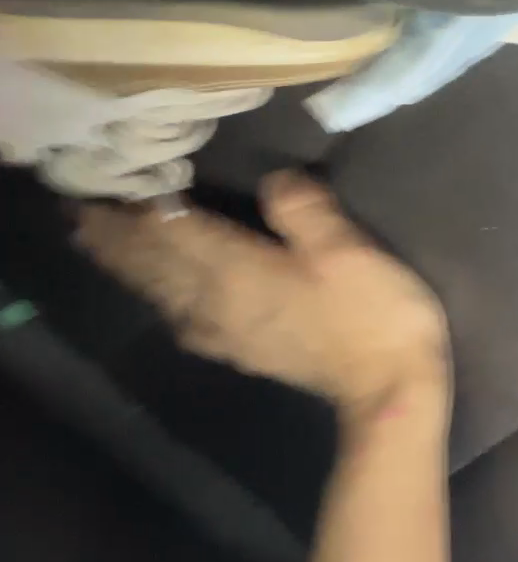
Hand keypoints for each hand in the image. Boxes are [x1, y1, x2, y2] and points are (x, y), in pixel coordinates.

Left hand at [74, 171, 448, 426]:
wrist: (387, 383)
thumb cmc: (373, 311)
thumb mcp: (350, 250)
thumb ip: (306, 211)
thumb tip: (276, 178)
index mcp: (234, 267)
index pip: (170, 229)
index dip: (140, 205)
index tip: (110, 185)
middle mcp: (211, 299)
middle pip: (153, 262)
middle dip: (117, 236)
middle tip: (85, 212)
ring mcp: (222, 330)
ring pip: (160, 291)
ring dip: (129, 266)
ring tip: (104, 246)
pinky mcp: (242, 350)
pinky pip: (180, 317)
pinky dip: (161, 298)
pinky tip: (167, 301)